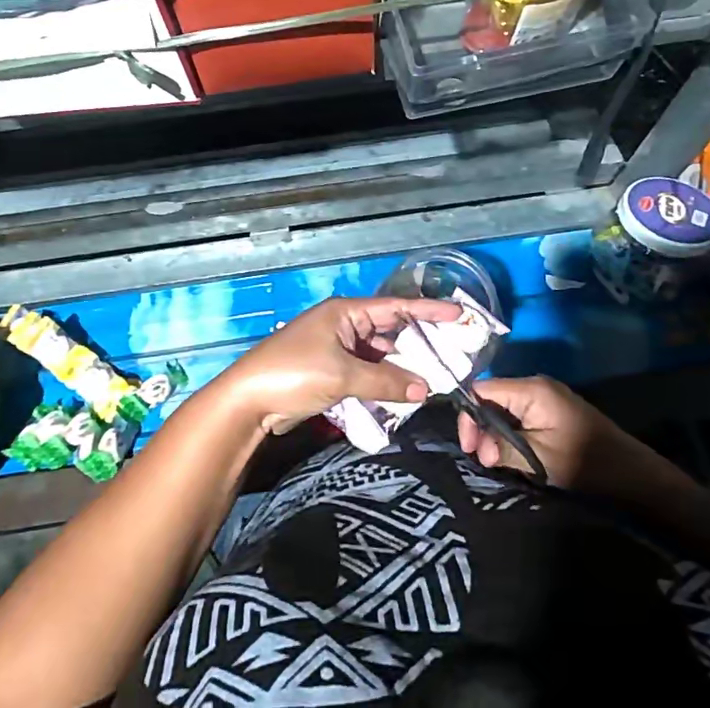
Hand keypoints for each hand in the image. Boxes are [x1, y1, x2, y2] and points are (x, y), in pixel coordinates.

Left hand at [214, 296, 464, 433]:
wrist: (249, 401)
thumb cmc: (294, 374)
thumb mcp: (343, 376)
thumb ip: (387, 381)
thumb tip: (425, 389)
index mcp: (345, 313)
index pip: (395, 307)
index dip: (429, 310)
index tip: (461, 313)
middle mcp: (343, 326)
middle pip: (389, 332)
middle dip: (418, 346)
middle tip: (453, 358)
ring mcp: (336, 349)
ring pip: (379, 356)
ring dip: (401, 369)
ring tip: (434, 382)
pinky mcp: (330, 372)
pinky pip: (366, 374)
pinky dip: (383, 384)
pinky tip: (403, 397)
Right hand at [457, 376, 624, 489]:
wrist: (630, 473)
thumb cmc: (584, 462)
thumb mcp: (539, 457)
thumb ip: (503, 447)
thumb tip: (479, 449)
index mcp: (531, 389)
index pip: (482, 390)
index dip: (470, 416)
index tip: (471, 447)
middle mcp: (535, 385)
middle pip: (492, 398)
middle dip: (482, 428)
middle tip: (484, 459)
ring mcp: (544, 397)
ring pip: (504, 408)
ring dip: (496, 433)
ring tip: (495, 459)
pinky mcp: (551, 410)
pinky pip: (519, 415)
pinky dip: (510, 433)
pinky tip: (510, 452)